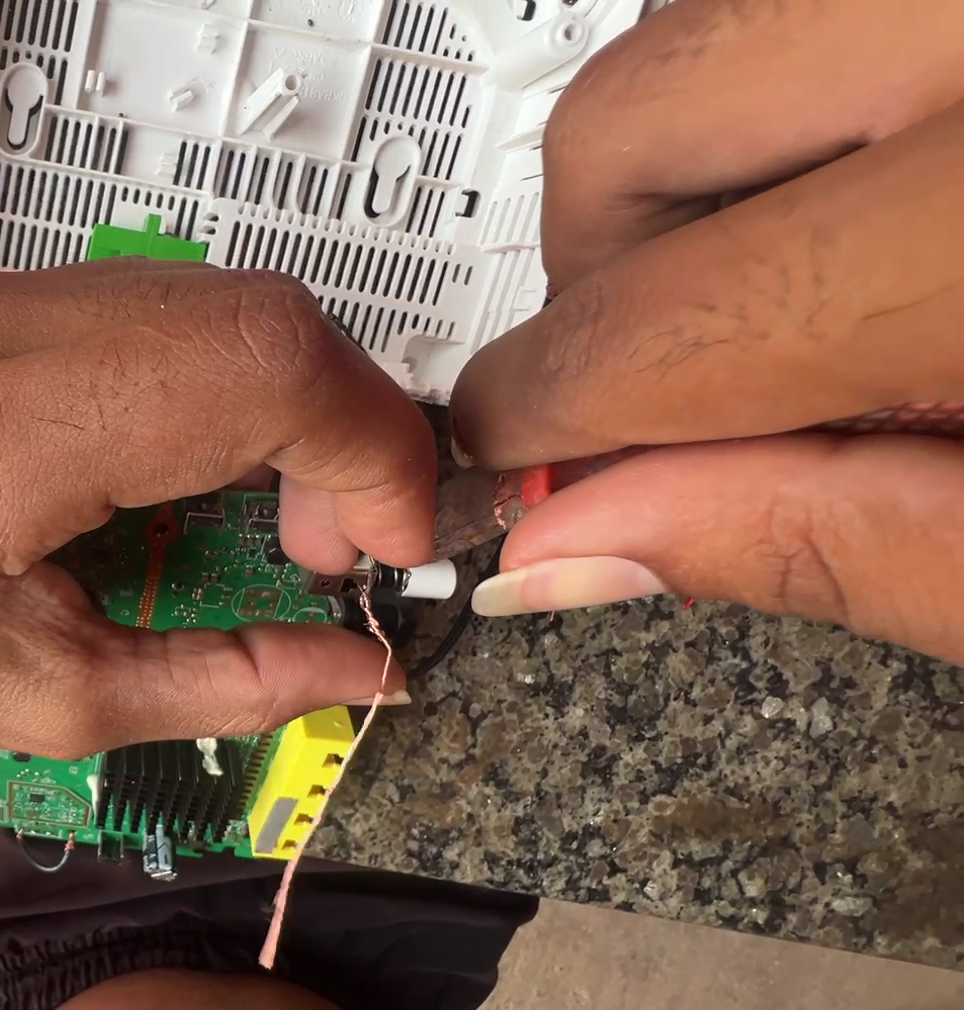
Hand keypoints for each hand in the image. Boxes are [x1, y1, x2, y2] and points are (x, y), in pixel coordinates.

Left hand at [0, 262, 432, 814]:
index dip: (365, 447)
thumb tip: (365, 664)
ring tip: (255, 510)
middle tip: (318, 540)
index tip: (385, 542)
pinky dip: (206, 380)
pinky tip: (181, 462)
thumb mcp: (57, 704)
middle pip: (245, 315)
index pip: (248, 369)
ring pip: (205, 301)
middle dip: (332, 427)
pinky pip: (143, 308)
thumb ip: (230, 682)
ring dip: (273, 402)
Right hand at [449, 0, 963, 664]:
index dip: (537, 423)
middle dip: (594, 273)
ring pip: (708, 30)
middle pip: (633, 121)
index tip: (513, 466)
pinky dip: (799, 90)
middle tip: (666, 369)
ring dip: (685, 175)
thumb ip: (842, 549)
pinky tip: (900, 180)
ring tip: (795, 271)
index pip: (654, 327)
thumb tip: (566, 553)